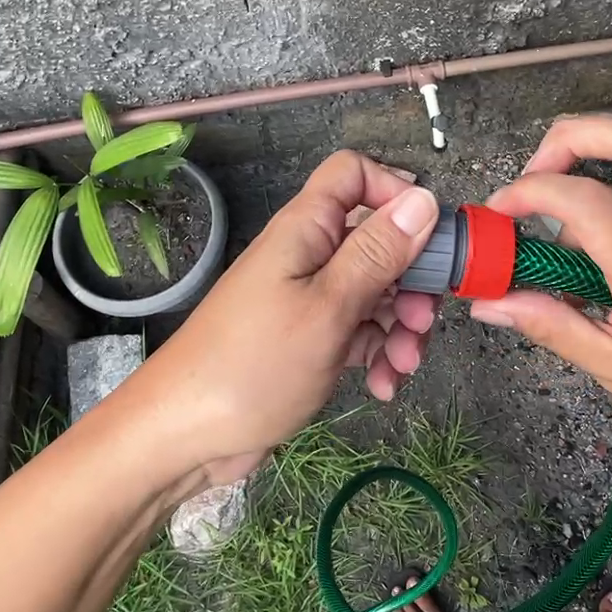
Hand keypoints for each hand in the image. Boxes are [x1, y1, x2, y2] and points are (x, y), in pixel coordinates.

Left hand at [127, 152, 440, 484]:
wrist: (184, 437)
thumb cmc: (255, 365)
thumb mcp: (328, 308)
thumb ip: (377, 253)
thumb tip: (424, 199)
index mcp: (307, 229)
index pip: (354, 174)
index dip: (394, 192)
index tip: (427, 237)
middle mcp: (310, 254)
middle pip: (378, 240)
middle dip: (411, 279)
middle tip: (423, 320)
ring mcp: (309, 297)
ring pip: (376, 290)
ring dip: (400, 326)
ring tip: (403, 366)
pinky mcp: (311, 337)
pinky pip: (359, 330)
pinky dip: (377, 353)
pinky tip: (382, 385)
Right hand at [470, 115, 611, 472]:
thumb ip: (549, 325)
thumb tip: (491, 303)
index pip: (586, 201)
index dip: (530, 192)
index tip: (500, 212)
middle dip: (571, 135)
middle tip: (533, 172)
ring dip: (588, 171)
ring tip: (558, 235)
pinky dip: (611, 201)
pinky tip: (593, 255)